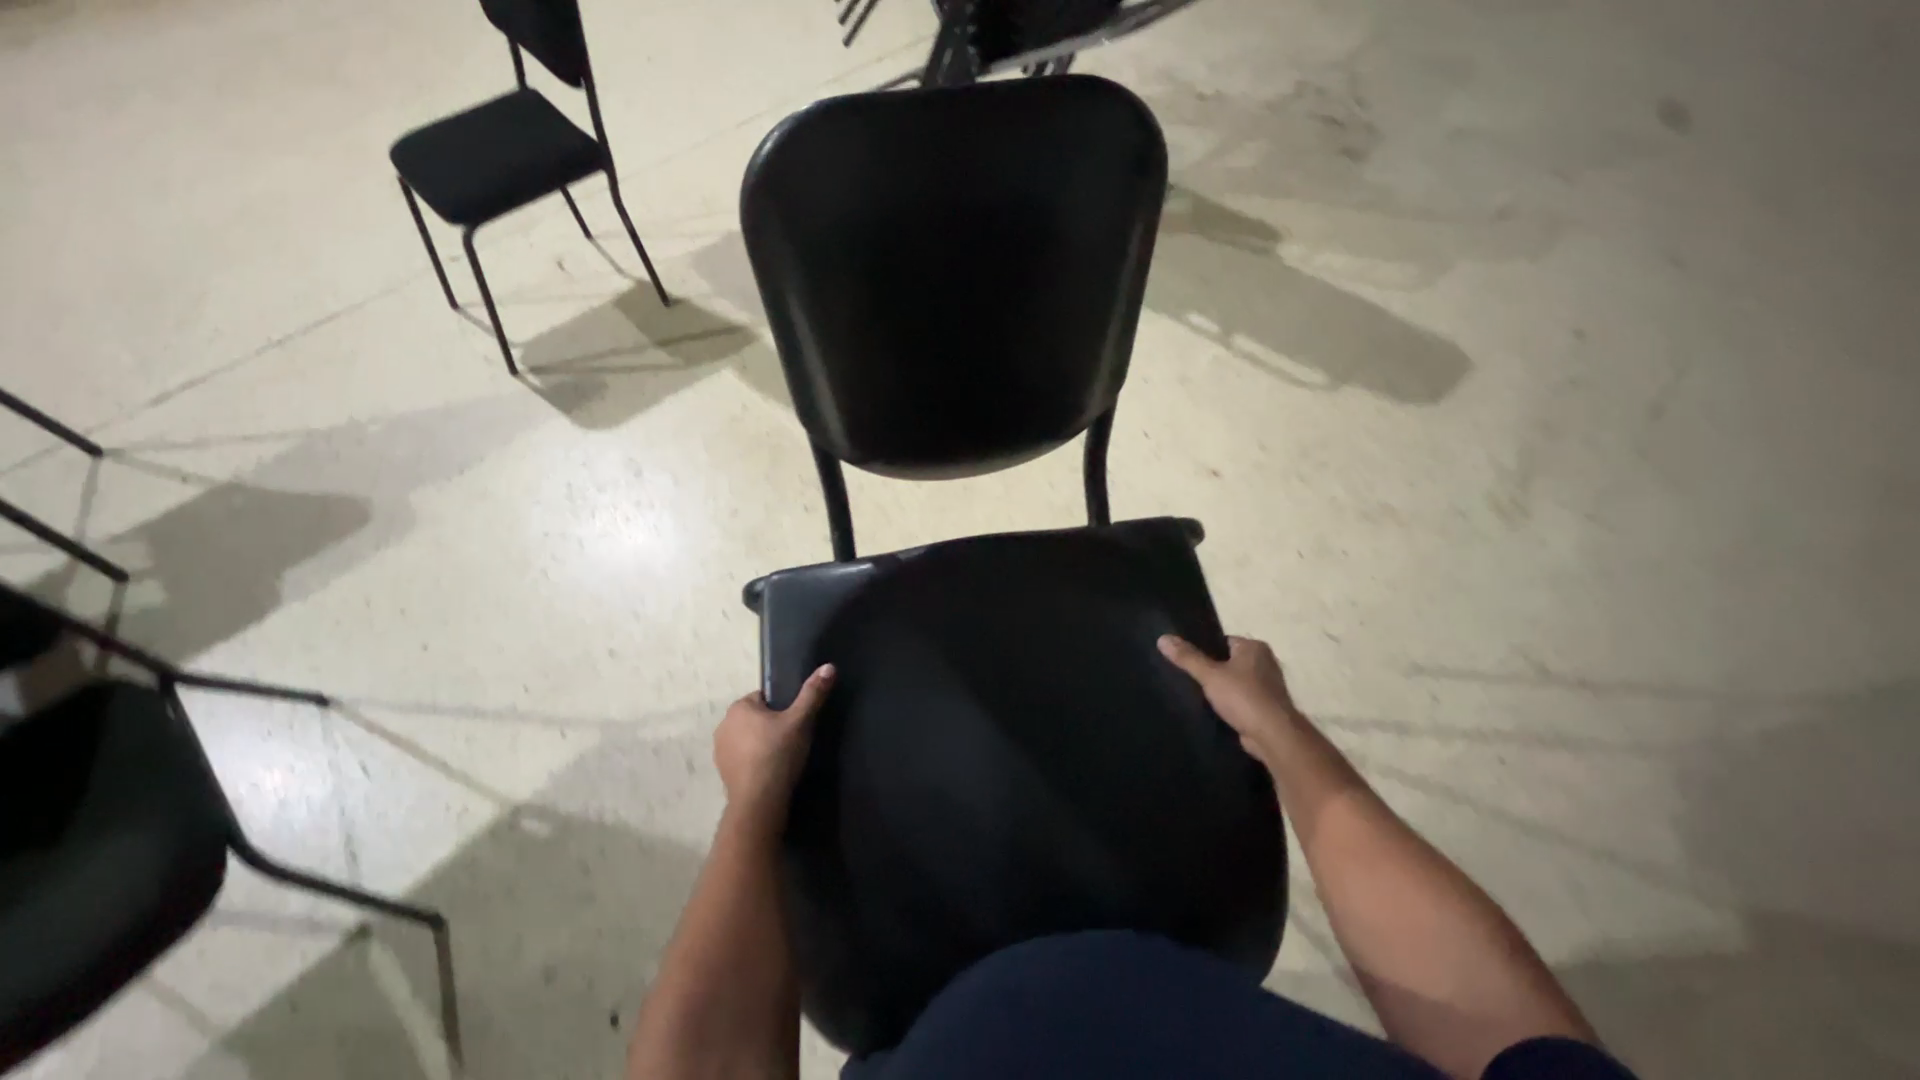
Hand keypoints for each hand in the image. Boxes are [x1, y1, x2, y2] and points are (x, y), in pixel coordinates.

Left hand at [714, 664, 834, 826]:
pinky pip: (742, 757)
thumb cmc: (778, 754)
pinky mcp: (722, 770)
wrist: (759, 800)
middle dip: (771, 725)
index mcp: (739, 707)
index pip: (765, 697)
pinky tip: (770, 772)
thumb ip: (813, 693)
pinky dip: (754, 761)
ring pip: (748, 738)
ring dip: (761, 743)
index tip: (795, 722)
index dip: (783, 708)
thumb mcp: (800, 721)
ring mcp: (720, 749)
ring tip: (782, 758)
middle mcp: (723, 724)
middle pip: (756, 717)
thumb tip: (829, 666)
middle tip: (792, 740)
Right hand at [1158, 635, 1301, 768]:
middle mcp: (1264, 663)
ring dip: (1219, 690)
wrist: (1273, 736)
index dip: (1203, 650)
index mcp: (1255, 648)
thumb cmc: (1244, 697)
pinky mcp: (1264, 707)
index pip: (1222, 641)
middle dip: (1210, 671)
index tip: (1185, 660)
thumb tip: (1163, 638)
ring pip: (1234, 683)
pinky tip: (1211, 711)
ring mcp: (1266, 686)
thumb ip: (1187, 658)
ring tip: (1195, 695)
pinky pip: (1240, 700)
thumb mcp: (1210, 675)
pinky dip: (1228, 705)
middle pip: (1228, 661)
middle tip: (1185, 678)